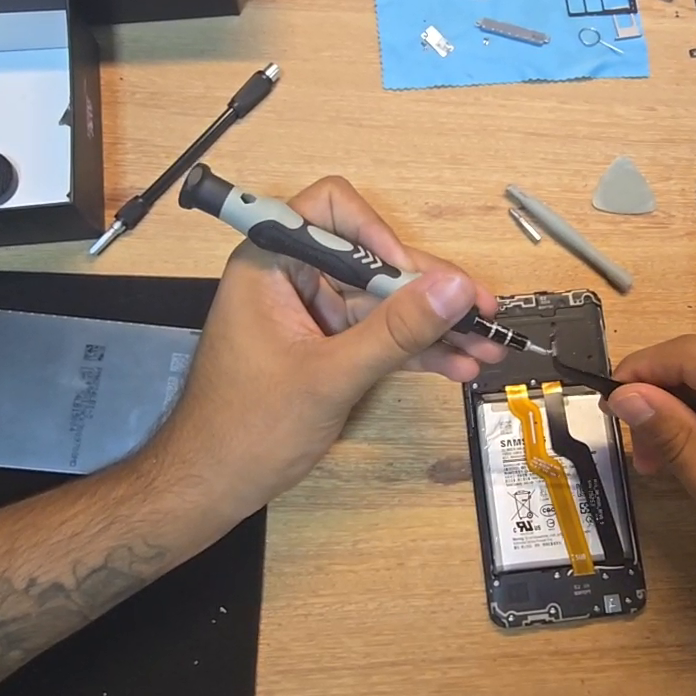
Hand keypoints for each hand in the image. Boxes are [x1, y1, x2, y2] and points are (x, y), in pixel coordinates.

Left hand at [148, 176, 505, 517]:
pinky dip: (414, 349)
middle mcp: (293, 277)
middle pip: (372, 259)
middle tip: (483, 311)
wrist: (212, 486)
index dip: (377, 232)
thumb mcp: (330, 376)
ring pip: (384, 301)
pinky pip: (378, 334)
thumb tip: (454, 286)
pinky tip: (455, 364)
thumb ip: (395, 331)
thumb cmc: (249, 430)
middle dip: (428, 288)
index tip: (413, 276)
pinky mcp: (327, 346)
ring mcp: (313, 313)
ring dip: (433, 323)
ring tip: (484, 345)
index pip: (330, 208)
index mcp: (272, 263)